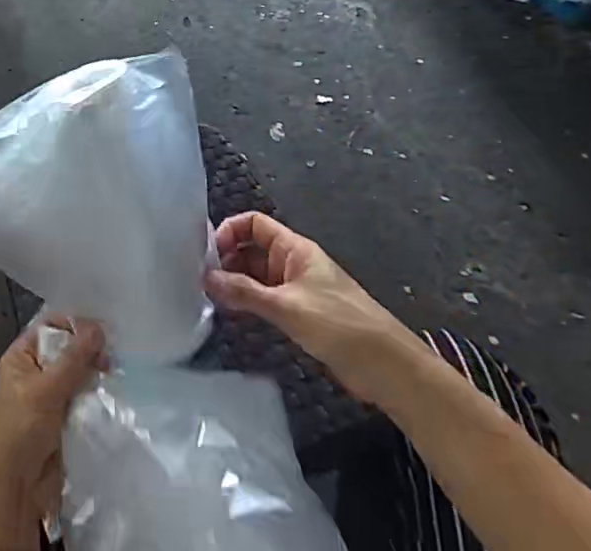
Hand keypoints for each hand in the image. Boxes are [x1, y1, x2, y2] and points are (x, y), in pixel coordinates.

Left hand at [0, 317, 104, 515]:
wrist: (16, 487)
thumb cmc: (21, 430)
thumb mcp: (46, 390)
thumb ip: (74, 359)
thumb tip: (99, 329)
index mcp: (21, 356)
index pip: (51, 326)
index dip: (75, 324)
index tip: (102, 330)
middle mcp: (35, 370)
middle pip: (67, 347)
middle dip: (88, 348)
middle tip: (110, 354)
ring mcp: (50, 393)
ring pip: (78, 371)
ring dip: (94, 370)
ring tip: (112, 371)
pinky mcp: (64, 415)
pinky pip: (83, 394)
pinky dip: (95, 391)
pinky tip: (109, 388)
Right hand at [205, 212, 416, 404]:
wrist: (387, 366)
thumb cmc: (339, 325)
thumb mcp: (288, 307)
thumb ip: (245, 293)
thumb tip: (206, 278)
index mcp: (295, 249)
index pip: (255, 223)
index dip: (231, 231)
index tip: (209, 254)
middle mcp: (294, 263)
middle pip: (253, 249)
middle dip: (228, 259)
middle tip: (203, 281)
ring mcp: (298, 289)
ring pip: (258, 276)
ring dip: (237, 283)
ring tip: (212, 299)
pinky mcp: (301, 314)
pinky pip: (267, 299)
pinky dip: (249, 302)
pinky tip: (234, 316)